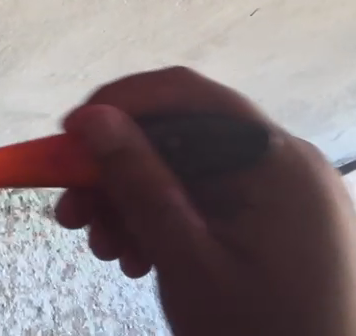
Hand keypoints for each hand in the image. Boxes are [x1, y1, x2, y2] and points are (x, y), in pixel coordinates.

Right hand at [53, 67, 355, 335]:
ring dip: (129, 198)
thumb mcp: (188, 261)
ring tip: (98, 243)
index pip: (187, 94)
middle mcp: (285, 164)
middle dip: (115, 166)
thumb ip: (138, 181)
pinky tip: (132, 254)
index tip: (70, 134)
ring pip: (182, 169)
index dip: (121, 102)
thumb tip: (90, 116)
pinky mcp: (277, 225)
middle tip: (72, 203)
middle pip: (178, 135)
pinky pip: (203, 198)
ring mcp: (283, 196)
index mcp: (279, 162)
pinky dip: (161, 217)